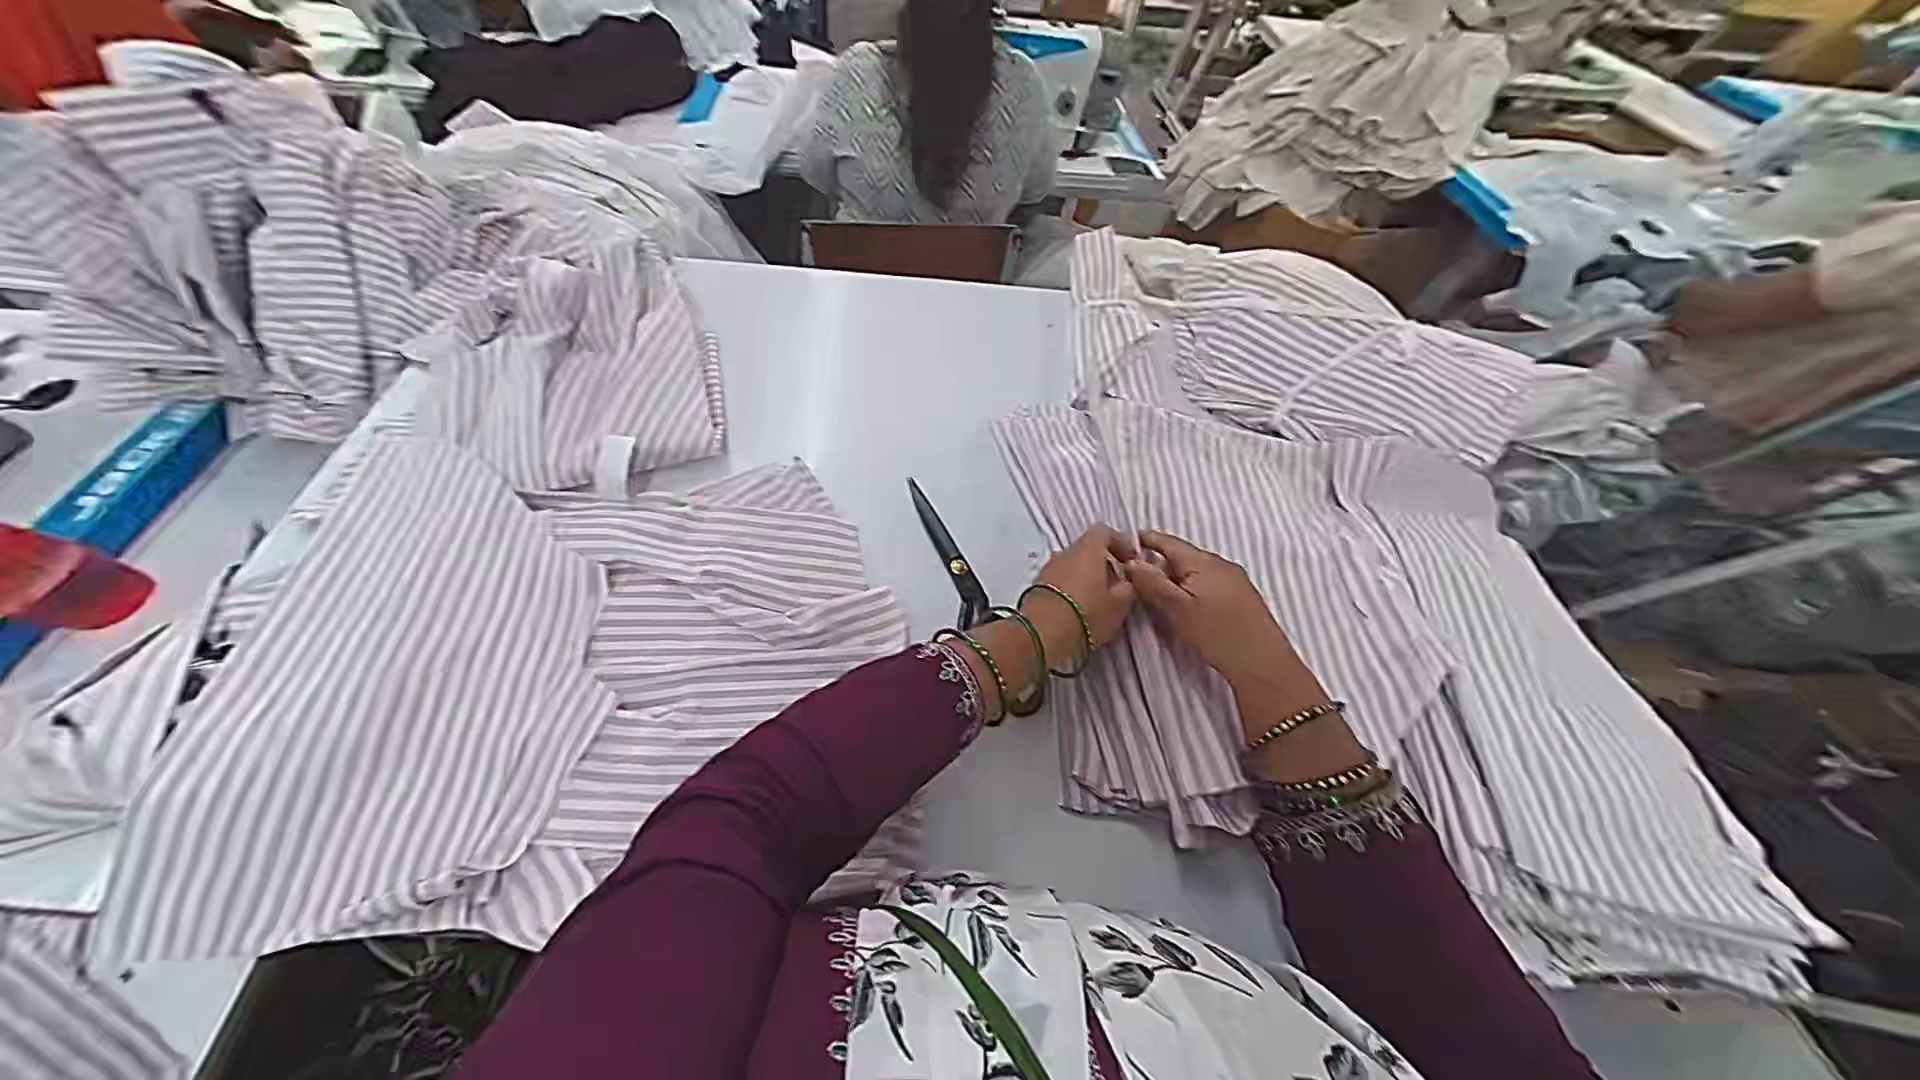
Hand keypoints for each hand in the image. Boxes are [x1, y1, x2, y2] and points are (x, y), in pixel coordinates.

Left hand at [1025, 525, 1137, 659]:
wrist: (1042, 633)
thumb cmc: (1086, 613)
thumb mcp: (1119, 605)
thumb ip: (1128, 588)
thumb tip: (1127, 581)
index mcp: (1087, 549)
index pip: (1104, 532)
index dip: (1120, 543)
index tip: (1131, 559)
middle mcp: (1065, 553)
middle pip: (1087, 550)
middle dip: (1104, 564)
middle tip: (1117, 585)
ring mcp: (1048, 569)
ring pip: (1072, 566)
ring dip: (1086, 577)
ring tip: (1099, 600)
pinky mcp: (1036, 587)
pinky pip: (1060, 581)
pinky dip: (1071, 588)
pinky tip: (1079, 608)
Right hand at [1121, 530, 1323, 705]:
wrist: (1263, 664)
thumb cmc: (1218, 635)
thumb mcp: (1176, 609)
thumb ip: (1152, 583)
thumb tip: (1131, 562)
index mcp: (1204, 563)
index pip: (1169, 543)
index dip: (1148, 540)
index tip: (1130, 541)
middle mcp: (1222, 565)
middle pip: (1183, 557)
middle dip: (1160, 563)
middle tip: (1137, 577)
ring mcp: (1235, 580)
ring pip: (1196, 571)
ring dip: (1176, 578)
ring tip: (1158, 595)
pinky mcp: (1242, 597)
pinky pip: (1209, 582)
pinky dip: (1191, 587)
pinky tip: (1185, 605)